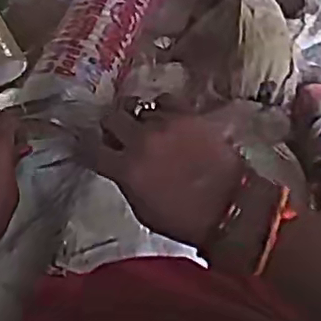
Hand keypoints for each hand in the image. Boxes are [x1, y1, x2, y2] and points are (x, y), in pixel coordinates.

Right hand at [90, 104, 249, 249]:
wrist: (234, 210)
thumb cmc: (185, 220)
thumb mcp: (142, 209)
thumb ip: (124, 181)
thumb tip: (116, 165)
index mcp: (125, 169)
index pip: (90, 147)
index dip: (86, 145)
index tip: (89, 145)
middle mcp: (139, 141)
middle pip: (110, 118)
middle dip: (112, 126)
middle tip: (119, 133)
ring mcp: (163, 125)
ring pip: (136, 106)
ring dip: (137, 117)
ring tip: (145, 125)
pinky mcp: (187, 116)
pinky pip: (164, 100)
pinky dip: (162, 109)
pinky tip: (167, 119)